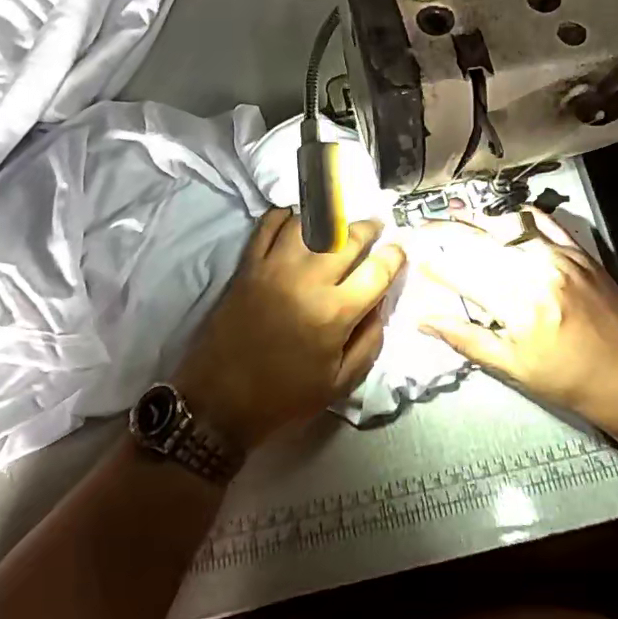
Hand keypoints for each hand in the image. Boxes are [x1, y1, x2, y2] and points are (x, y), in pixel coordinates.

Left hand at [174, 207, 404, 452]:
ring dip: (331, 219)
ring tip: (339, 224)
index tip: (399, 253)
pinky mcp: (247, 266)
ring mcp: (274, 267)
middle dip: (369, 229)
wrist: (218, 402)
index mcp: (335, 312)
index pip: (378, 269)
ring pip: (310, 223)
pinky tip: (297, 221)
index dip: (395, 256)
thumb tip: (380, 304)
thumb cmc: (284, 396)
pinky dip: (286, 216)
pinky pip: (268, 225)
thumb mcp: (341, 382)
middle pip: (348, 237)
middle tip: (376, 228)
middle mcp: (308, 280)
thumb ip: (370, 341)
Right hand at [410, 213, 617, 441]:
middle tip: (424, 226)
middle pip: (481, 241)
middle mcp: (538, 271)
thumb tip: (425, 321)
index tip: (415, 256)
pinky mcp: (580, 252)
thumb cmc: (570, 379)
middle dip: (447, 231)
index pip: (463, 273)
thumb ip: (467, 339)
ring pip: (509, 225)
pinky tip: (504, 213)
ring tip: (454, 212)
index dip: (434, 263)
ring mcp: (562, 256)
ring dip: (478, 218)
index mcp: (518, 304)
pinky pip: (545, 222)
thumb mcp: (513, 367)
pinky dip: (520, 215)